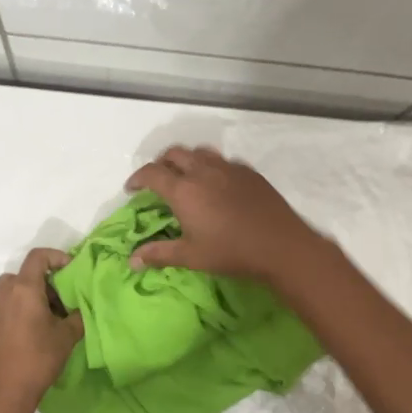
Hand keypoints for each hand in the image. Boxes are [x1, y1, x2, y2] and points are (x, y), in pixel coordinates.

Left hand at [0, 248, 83, 404]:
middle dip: (45, 284)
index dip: (56, 257)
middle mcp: (4, 292)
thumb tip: (79, 308)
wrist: (9, 389)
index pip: (38, 257)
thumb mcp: (68, 335)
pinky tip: (6, 315)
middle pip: (25, 274)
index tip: (70, 271)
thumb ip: (77, 315)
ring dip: (24, 293)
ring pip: (7, 286)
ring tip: (38, 313)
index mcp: (25, 288)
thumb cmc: (40, 358)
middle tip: (60, 306)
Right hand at [124, 145, 323, 280]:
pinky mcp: (249, 172)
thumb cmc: (230, 252)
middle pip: (174, 153)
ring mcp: (228, 168)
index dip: (137, 178)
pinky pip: (224, 161)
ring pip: (200, 152)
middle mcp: (203, 171)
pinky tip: (218, 184)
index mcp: (183, 190)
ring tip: (187, 176)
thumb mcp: (190, 256)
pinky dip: (212, 167)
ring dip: (187, 159)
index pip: (151, 173)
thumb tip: (132, 260)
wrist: (280, 245)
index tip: (132, 189)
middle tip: (158, 180)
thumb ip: (159, 254)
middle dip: (161, 163)